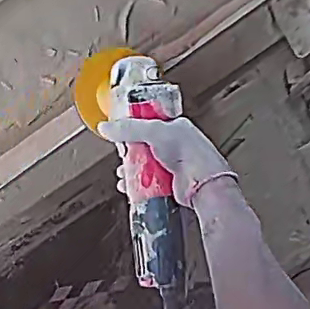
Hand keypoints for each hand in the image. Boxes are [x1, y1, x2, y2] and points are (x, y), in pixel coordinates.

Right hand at [97, 115, 237, 207]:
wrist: (203, 184)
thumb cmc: (190, 153)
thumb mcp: (155, 132)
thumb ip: (128, 129)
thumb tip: (106, 127)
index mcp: (176, 126)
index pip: (149, 122)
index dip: (133, 126)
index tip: (120, 131)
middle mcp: (175, 145)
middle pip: (144, 146)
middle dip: (129, 153)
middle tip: (121, 155)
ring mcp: (172, 165)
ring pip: (144, 166)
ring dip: (131, 170)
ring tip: (123, 173)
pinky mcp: (169, 184)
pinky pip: (148, 183)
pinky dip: (137, 185)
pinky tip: (129, 186)